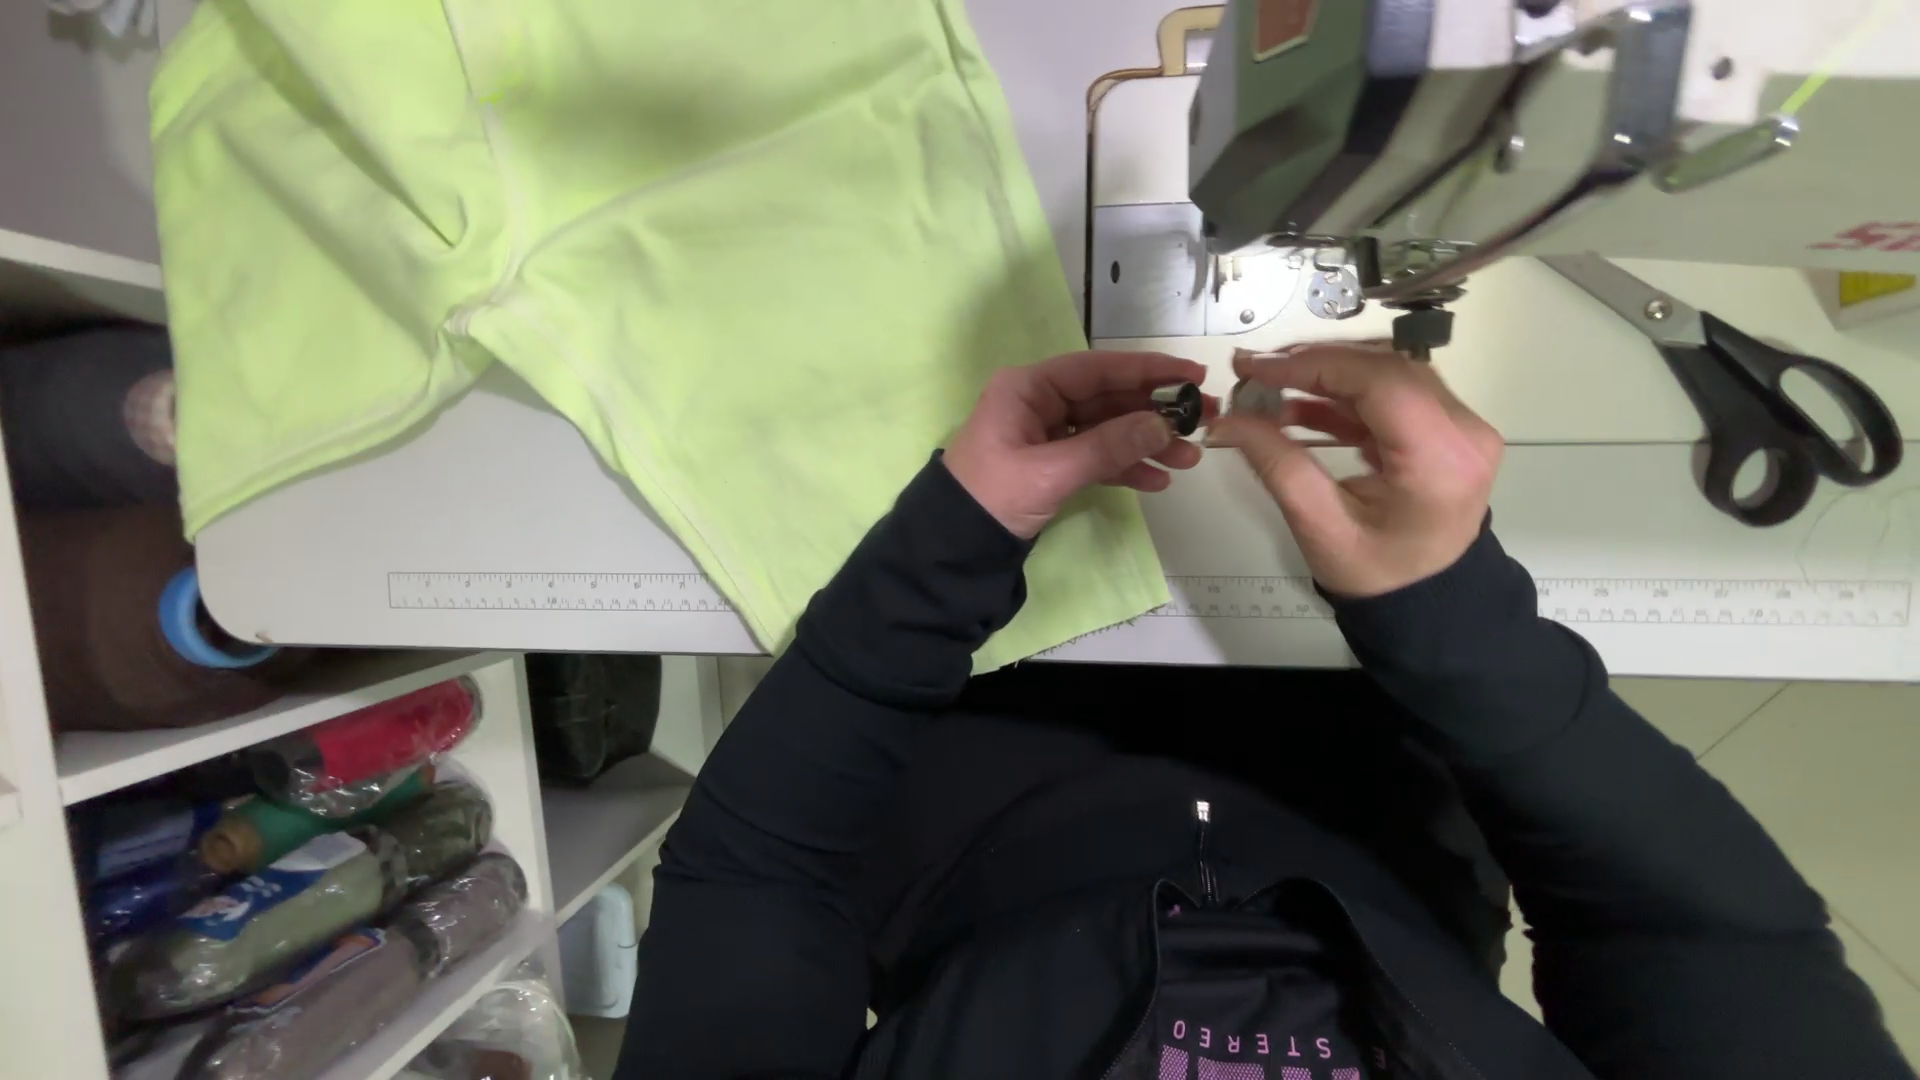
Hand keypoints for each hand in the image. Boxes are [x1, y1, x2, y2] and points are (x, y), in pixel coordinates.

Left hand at [944, 351, 1210, 538]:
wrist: (953, 546)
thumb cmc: (993, 497)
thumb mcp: (1050, 471)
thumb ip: (1108, 446)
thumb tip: (1163, 427)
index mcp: (1028, 388)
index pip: (1097, 369)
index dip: (1147, 370)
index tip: (1192, 375)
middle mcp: (1039, 403)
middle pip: (1108, 399)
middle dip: (1155, 412)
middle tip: (1205, 420)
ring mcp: (1046, 435)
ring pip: (1107, 430)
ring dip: (1147, 444)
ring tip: (1189, 459)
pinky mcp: (1051, 465)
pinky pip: (1095, 458)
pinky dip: (1124, 468)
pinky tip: (1157, 481)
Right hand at [1205, 343, 1502, 597]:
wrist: (1424, 599)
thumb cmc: (1373, 571)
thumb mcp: (1317, 524)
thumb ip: (1275, 463)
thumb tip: (1227, 420)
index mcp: (1439, 459)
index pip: (1378, 381)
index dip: (1312, 364)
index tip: (1255, 368)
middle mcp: (1464, 431)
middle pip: (1385, 367)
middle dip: (1315, 362)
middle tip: (1256, 371)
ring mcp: (1460, 427)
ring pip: (1388, 372)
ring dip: (1326, 372)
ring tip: (1270, 385)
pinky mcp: (1446, 429)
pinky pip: (1392, 393)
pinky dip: (1343, 393)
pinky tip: (1298, 405)